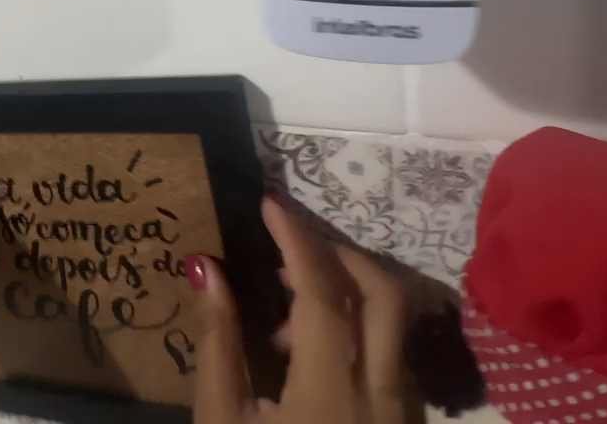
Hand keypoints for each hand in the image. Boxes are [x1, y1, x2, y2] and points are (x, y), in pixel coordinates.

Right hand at [190, 196, 409, 423]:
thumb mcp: (218, 422)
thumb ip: (217, 340)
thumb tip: (206, 267)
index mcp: (330, 393)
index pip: (323, 293)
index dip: (296, 239)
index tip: (270, 204)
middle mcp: (380, 397)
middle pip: (383, 294)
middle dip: (337, 253)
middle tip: (290, 248)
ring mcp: (400, 415)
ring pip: (393, 323)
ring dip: (347, 292)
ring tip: (288, 312)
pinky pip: (390, 355)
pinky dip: (356, 327)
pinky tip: (311, 351)